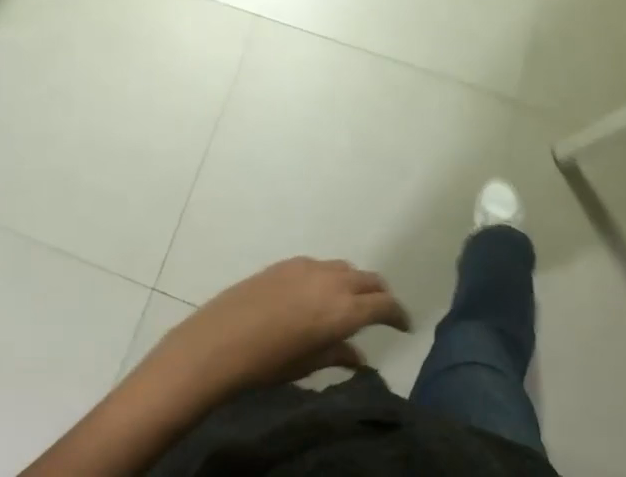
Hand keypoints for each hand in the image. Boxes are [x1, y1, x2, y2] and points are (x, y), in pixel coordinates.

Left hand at [143, 257, 411, 396]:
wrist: (221, 340)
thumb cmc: (269, 363)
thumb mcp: (309, 364)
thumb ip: (339, 353)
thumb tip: (359, 356)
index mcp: (344, 310)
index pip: (384, 305)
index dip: (398, 315)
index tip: (404, 326)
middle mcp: (332, 282)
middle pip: (369, 279)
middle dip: (380, 294)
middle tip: (382, 313)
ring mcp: (308, 267)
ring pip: (345, 268)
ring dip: (355, 282)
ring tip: (350, 301)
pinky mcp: (286, 262)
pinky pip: (320, 265)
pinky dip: (330, 276)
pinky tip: (318, 294)